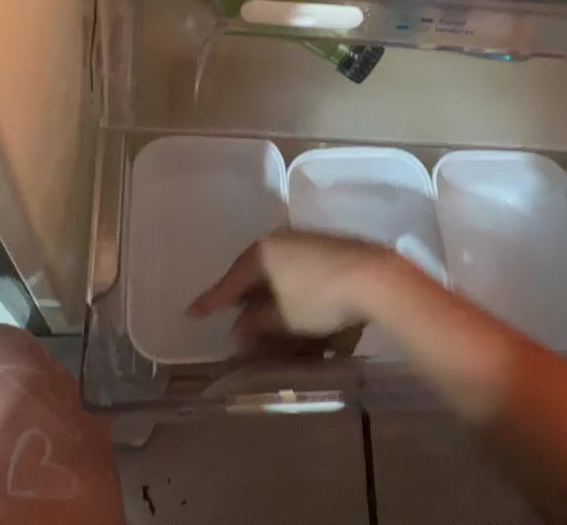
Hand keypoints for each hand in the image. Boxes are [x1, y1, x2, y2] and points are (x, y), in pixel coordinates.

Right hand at [186, 229, 403, 344]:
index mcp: (262, 251)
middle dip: (246, 298)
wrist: (374, 276)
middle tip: (235, 318)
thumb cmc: (320, 297)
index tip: (192, 313)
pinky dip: (293, 292)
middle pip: (255, 273)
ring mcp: (306, 241)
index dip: (211, 300)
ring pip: (279, 273)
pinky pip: (299, 272)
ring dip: (272, 298)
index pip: (230, 281)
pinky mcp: (329, 249)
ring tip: (269, 320)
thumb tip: (238, 328)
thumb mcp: (283, 317)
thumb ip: (256, 322)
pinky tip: (299, 309)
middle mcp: (280, 239)